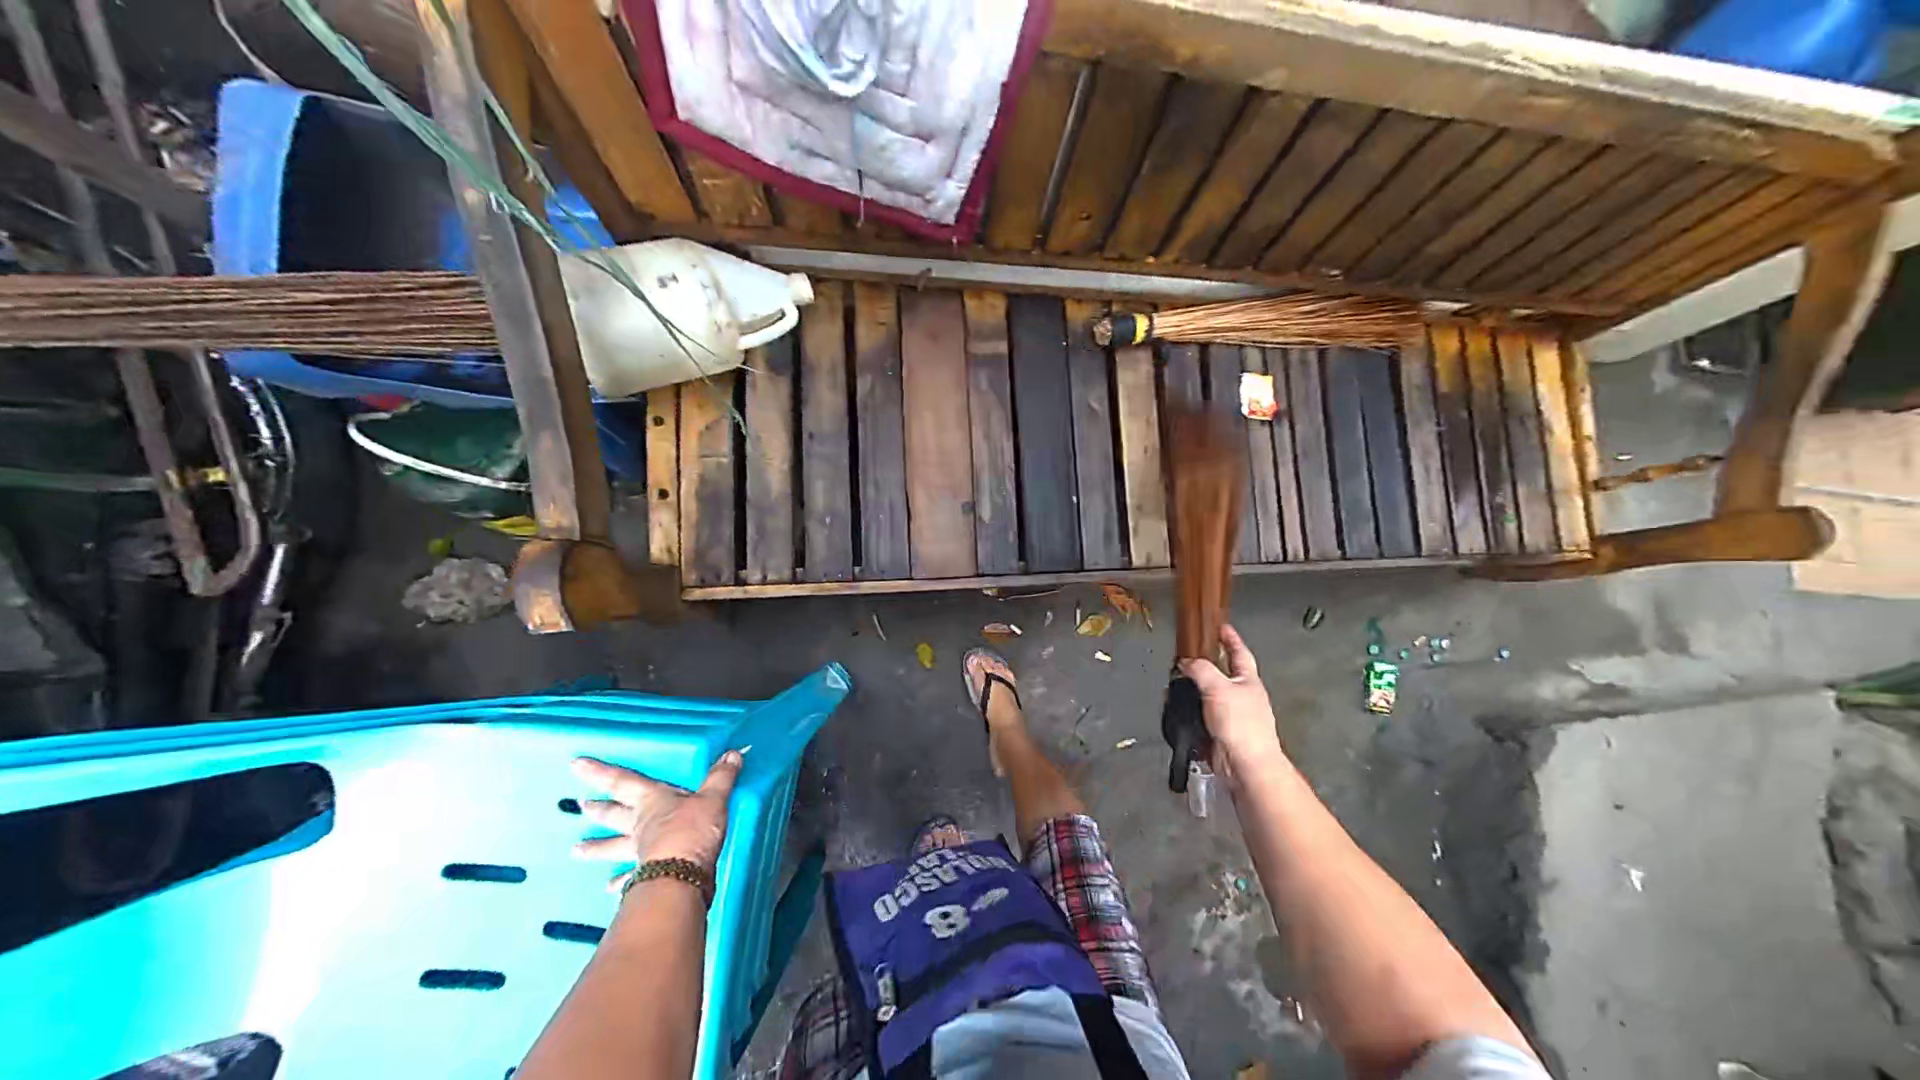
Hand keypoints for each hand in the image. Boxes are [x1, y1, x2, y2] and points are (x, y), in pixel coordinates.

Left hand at [570, 752, 741, 888]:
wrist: (681, 877)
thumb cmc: (693, 831)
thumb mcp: (713, 798)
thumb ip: (721, 777)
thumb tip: (733, 753)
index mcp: (652, 801)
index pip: (622, 781)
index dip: (600, 772)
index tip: (576, 765)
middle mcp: (640, 824)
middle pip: (614, 814)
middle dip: (598, 808)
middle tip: (579, 805)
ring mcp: (639, 852)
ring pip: (613, 846)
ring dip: (596, 848)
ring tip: (576, 851)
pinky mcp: (644, 876)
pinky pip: (628, 877)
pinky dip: (619, 881)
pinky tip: (610, 888)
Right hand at [1179, 624, 1287, 781]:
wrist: (1245, 765)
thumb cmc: (1243, 728)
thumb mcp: (1218, 688)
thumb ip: (1201, 670)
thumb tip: (1187, 662)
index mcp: (1248, 681)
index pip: (1239, 652)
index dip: (1230, 638)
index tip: (1222, 628)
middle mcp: (1242, 696)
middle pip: (1223, 673)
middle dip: (1207, 664)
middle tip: (1192, 654)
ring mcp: (1231, 715)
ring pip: (1208, 695)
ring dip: (1193, 689)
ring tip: (1179, 683)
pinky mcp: (1218, 731)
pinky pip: (1200, 715)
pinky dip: (1188, 711)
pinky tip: (1180, 710)